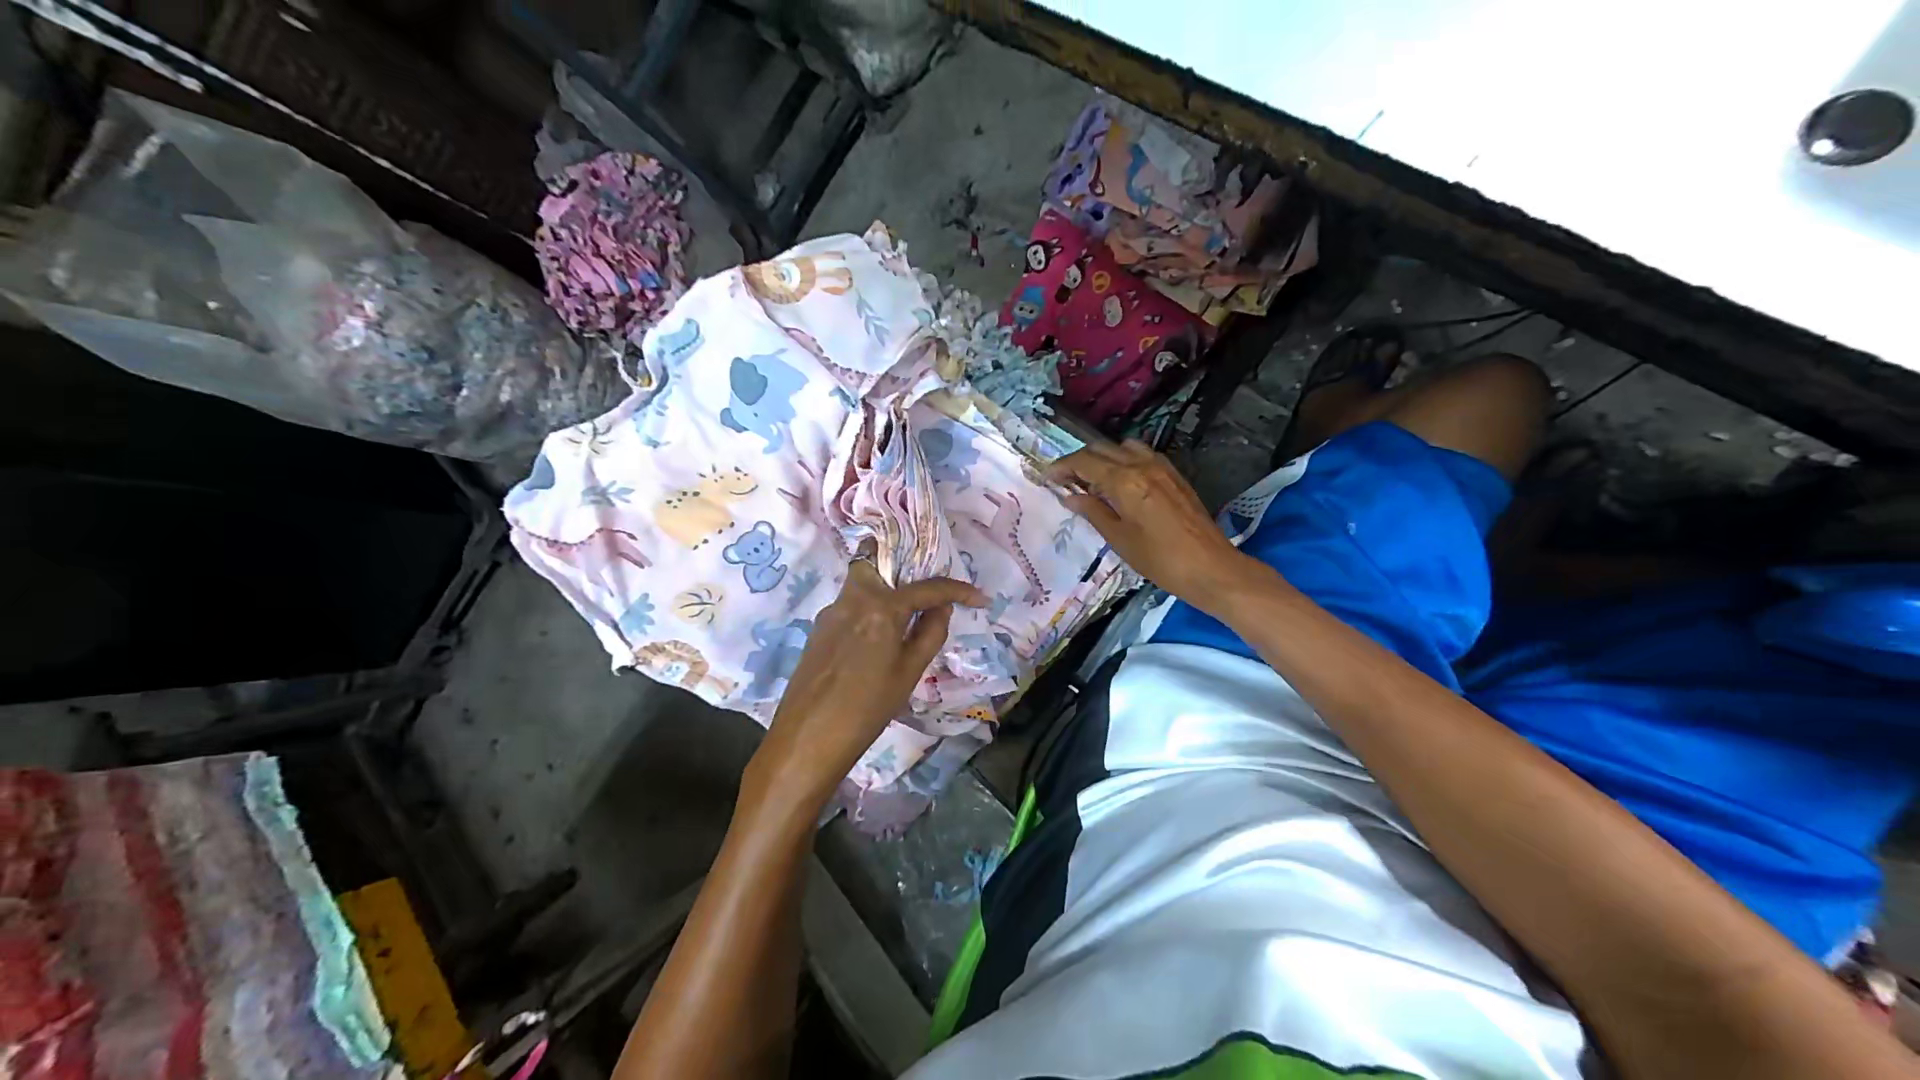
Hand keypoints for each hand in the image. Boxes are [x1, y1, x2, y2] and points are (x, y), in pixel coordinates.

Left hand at [748, 560, 984, 807]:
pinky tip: (878, 639)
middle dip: (903, 566)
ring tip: (908, 616)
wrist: (808, 737)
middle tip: (926, 589)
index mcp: (881, 606)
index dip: (958, 590)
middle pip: (876, 560)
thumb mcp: (910, 671)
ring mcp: (831, 611)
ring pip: (861, 581)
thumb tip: (942, 606)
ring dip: (886, 587)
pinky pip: (850, 604)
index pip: (928, 587)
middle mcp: (852, 598)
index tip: (979, 598)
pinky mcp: (819, 628)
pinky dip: (870, 608)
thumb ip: (931, 632)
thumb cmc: (867, 707)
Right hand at [1045, 439, 1263, 614]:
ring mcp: (1161, 467)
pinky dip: (1123, 460)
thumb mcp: (1119, 539)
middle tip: (1064, 480)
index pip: (1084, 462)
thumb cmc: (1160, 559)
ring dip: (1102, 457)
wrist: (1210, 567)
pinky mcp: (1174, 474)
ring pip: (1122, 447)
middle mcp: (1142, 465)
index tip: (1046, 477)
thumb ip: (1093, 512)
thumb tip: (1069, 496)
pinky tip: (1121, 482)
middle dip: (1079, 460)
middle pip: (1101, 449)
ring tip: (1092, 480)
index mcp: (1124, 481)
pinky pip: (1141, 455)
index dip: (1061, 467)